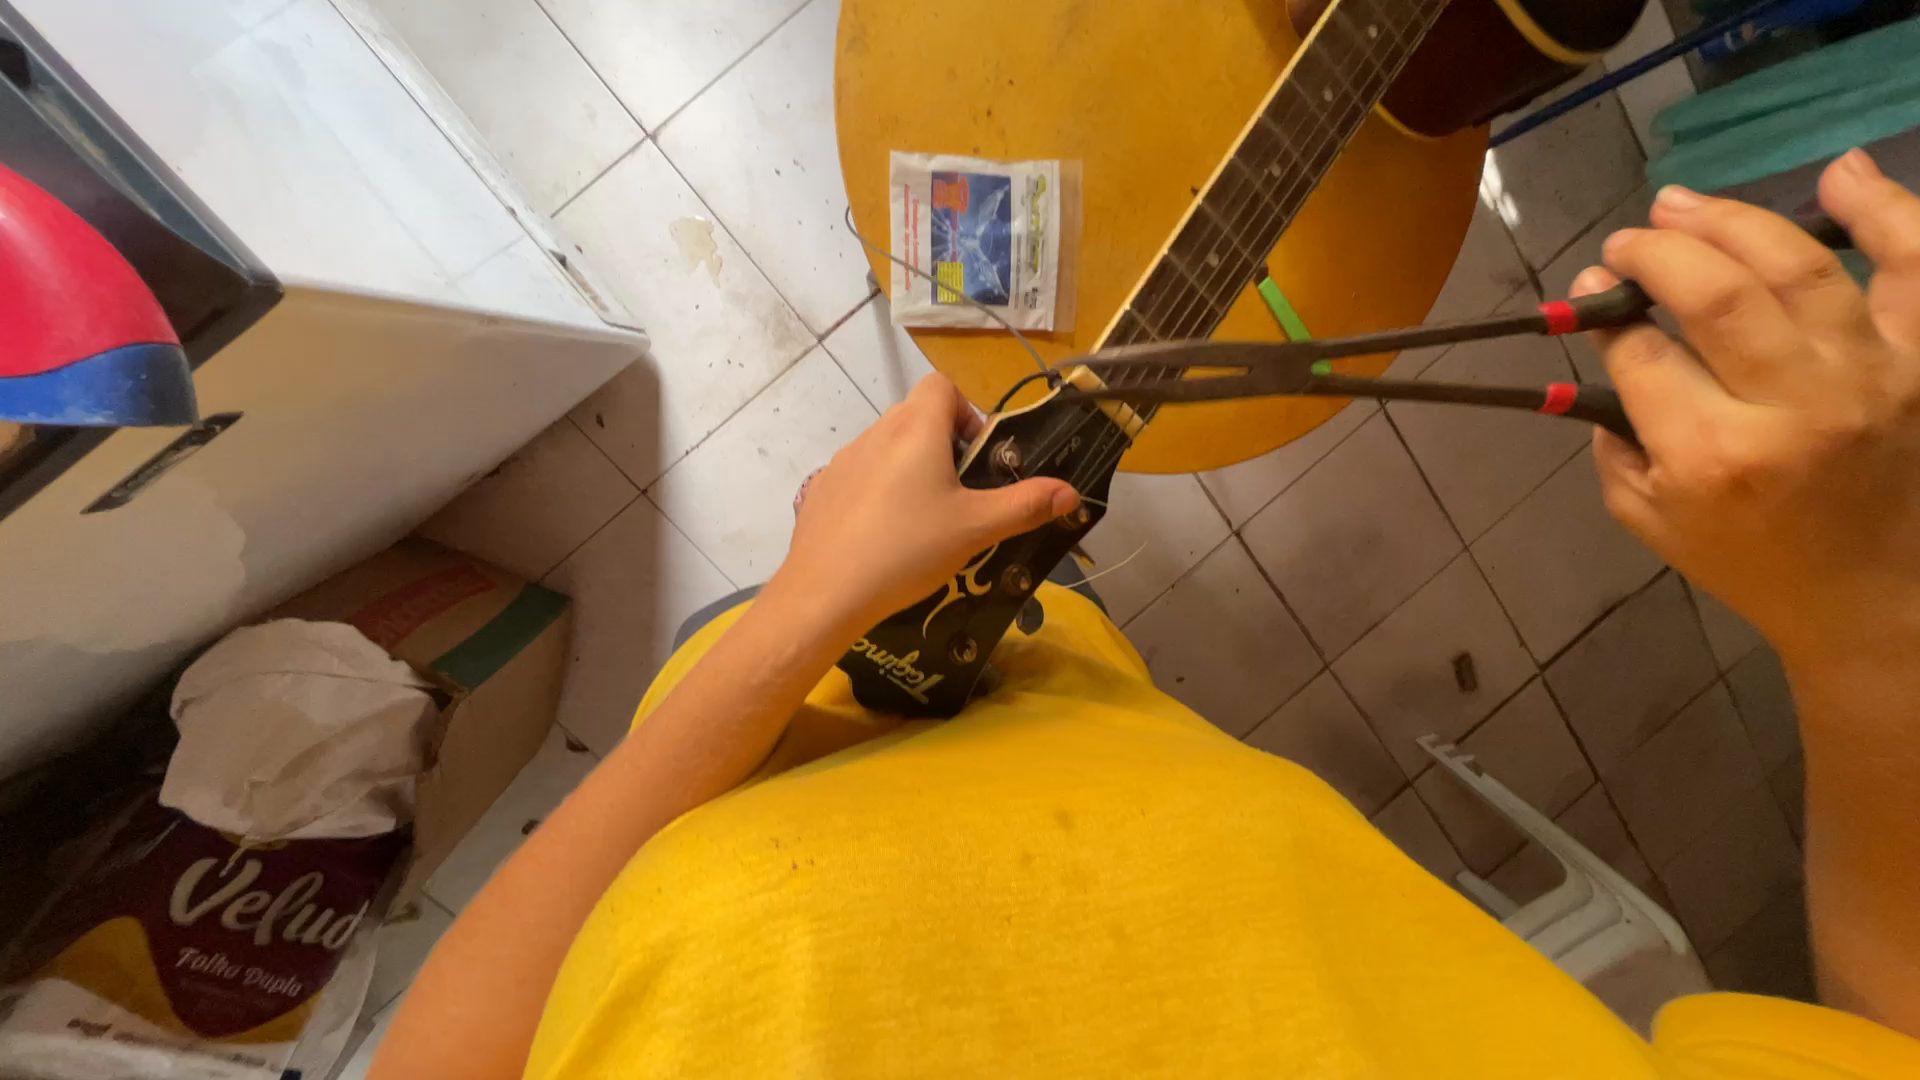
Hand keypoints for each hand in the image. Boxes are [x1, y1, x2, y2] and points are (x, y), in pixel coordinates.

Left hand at [769, 374, 1078, 635]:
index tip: (976, 458)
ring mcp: (843, 460)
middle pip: (916, 416)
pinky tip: (882, 536)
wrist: (826, 592)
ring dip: (910, 468)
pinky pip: (860, 475)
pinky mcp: (822, 489)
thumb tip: (1071, 492)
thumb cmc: (909, 549)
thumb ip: (1025, 506)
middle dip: (943, 446)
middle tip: (958, 497)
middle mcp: (876, 432)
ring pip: (887, 447)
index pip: (942, 386)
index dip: (966, 411)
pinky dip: (878, 492)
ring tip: (921, 521)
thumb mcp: (975, 529)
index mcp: (915, 429)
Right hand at [1578, 149, 1919, 669]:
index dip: (1606, 312)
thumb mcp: (1643, 511)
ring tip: (1680, 204)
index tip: (1585, 292)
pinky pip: (1917, 269)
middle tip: (1623, 242)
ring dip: (1732, 223)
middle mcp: (1794, 404)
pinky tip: (1839, 173)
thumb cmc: (1742, 556)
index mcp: (1711, 452)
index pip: (1644, 354)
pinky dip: (1886, 211)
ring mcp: (1876, 374)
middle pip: (1719, 295)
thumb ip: (1619, 437)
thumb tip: (1618, 359)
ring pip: (1802, 267)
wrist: (1876, 591)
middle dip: (1658, 254)